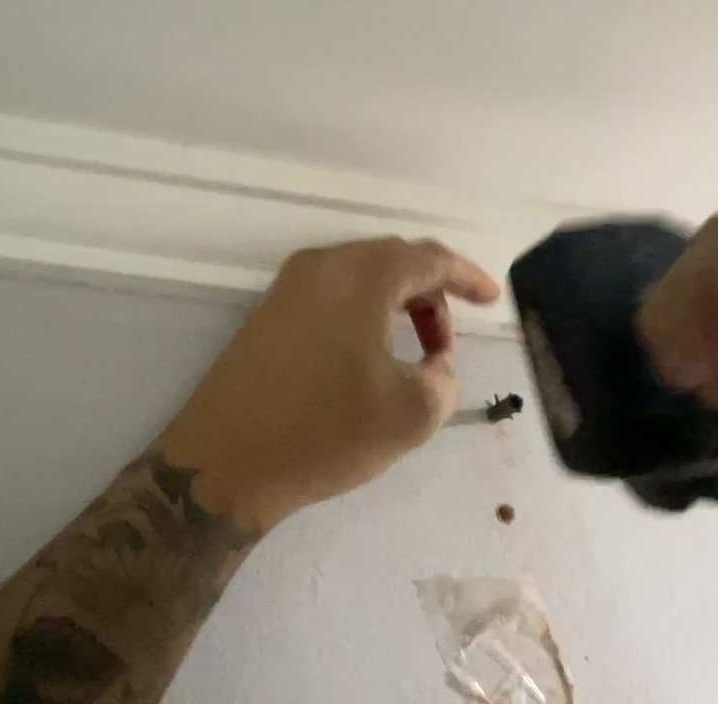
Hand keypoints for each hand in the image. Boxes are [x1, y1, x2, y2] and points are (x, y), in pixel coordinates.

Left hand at [160, 238, 500, 529]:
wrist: (226, 459)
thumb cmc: (324, 430)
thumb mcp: (410, 413)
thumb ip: (443, 377)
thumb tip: (436, 363)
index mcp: (360, 275)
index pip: (427, 258)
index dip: (466, 276)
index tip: (491, 299)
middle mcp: (322, 266)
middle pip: (392, 260)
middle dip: (430, 293)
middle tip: (447, 340)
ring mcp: (288, 286)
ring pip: (360, 277)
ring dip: (396, 303)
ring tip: (414, 352)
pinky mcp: (269, 311)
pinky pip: (332, 294)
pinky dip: (364, 312)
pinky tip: (371, 353)